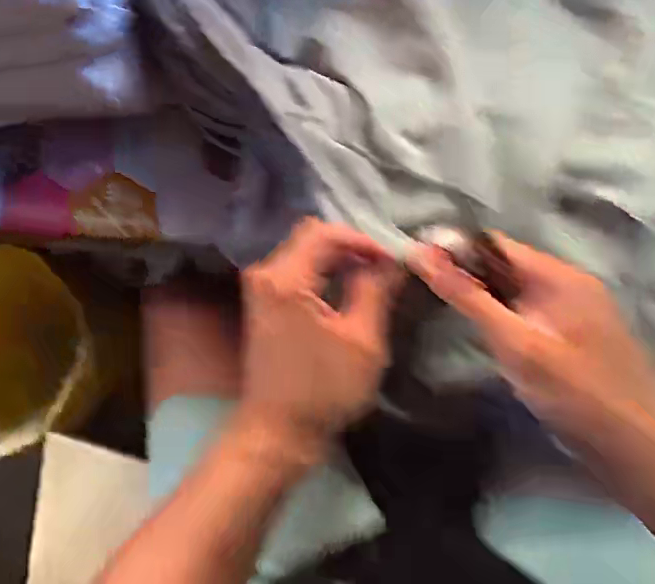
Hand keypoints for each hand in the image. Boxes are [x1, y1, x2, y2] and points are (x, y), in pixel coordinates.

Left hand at [237, 217, 402, 450]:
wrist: (279, 423)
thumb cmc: (324, 387)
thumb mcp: (362, 340)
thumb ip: (374, 292)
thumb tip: (393, 261)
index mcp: (283, 277)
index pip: (321, 232)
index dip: (361, 239)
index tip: (395, 259)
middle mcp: (264, 271)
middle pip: (309, 238)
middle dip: (351, 247)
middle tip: (390, 268)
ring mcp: (259, 284)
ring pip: (302, 252)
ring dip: (338, 259)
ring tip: (378, 278)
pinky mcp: (263, 297)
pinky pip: (295, 270)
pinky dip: (324, 272)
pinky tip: (352, 288)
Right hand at [409, 235, 654, 471]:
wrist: (644, 459)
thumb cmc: (578, 394)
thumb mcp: (513, 341)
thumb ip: (463, 293)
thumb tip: (414, 250)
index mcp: (560, 276)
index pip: (489, 242)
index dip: (447, 247)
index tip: (409, 261)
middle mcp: (566, 283)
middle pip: (495, 260)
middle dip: (455, 267)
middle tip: (413, 280)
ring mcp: (567, 308)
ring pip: (502, 283)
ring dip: (469, 288)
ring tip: (429, 297)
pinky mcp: (563, 331)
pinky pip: (515, 304)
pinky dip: (488, 306)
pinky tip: (465, 319)